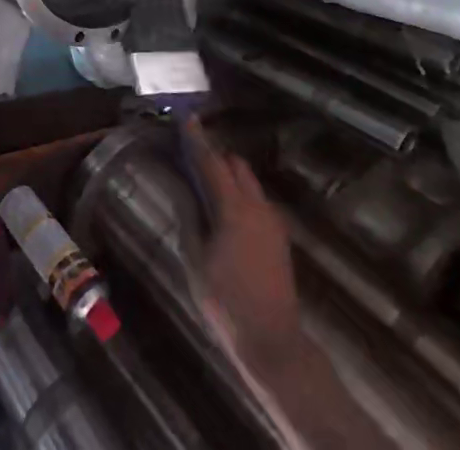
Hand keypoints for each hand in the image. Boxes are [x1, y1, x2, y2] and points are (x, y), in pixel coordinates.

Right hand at [187, 119, 302, 366]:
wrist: (272, 340)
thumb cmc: (225, 301)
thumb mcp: (196, 259)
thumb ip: (189, 216)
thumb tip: (181, 187)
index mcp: (234, 209)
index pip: (212, 164)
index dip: (197, 141)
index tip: (186, 118)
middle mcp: (258, 207)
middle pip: (236, 166)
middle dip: (214, 155)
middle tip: (188, 154)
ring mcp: (272, 222)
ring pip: (248, 183)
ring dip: (227, 174)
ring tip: (201, 180)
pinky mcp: (278, 237)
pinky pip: (256, 201)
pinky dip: (238, 193)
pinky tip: (221, 208)